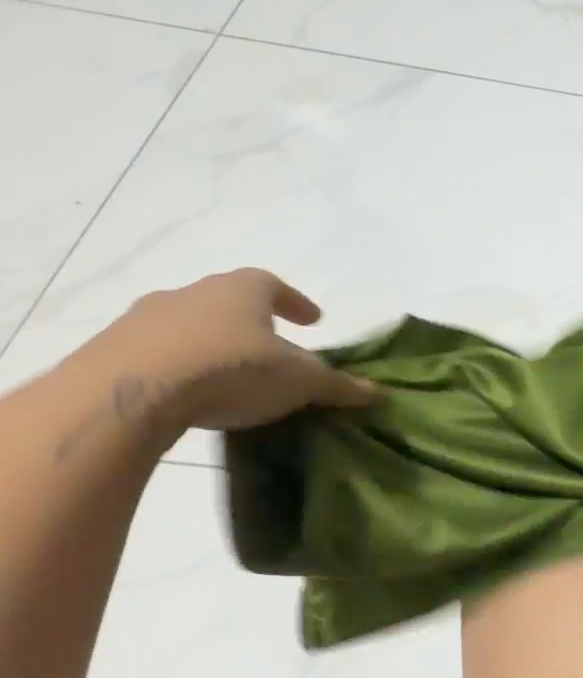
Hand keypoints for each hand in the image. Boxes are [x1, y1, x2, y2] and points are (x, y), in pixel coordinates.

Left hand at [84, 268, 376, 432]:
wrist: (129, 392)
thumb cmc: (233, 369)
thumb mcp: (303, 381)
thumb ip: (339, 385)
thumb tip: (377, 393)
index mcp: (239, 291)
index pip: (272, 284)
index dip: (294, 302)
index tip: (312, 321)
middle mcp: (190, 294)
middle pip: (226, 302)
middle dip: (251, 323)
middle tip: (272, 349)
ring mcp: (142, 319)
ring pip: (188, 326)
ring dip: (211, 344)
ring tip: (231, 376)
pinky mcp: (109, 350)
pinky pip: (155, 352)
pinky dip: (178, 366)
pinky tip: (192, 393)